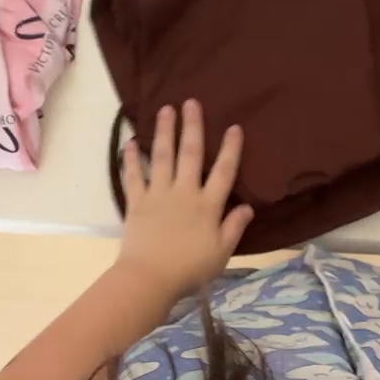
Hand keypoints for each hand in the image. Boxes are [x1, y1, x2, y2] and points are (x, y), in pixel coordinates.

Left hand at [115, 100, 253, 300]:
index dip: (230, 149)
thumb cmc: (189, 269)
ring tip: (165, 109)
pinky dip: (131, 159)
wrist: (150, 278)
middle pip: (191, 154)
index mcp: (208, 206)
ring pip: (162, 157)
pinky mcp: (136, 203)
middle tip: (191, 102)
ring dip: (164, 132)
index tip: (234, 127)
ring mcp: (158, 195)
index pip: (224, 172)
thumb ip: (234, 228)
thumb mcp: (221, 253)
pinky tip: (131, 142)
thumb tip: (248, 207)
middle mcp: (184, 193)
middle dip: (192, 127)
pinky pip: (133, 176)